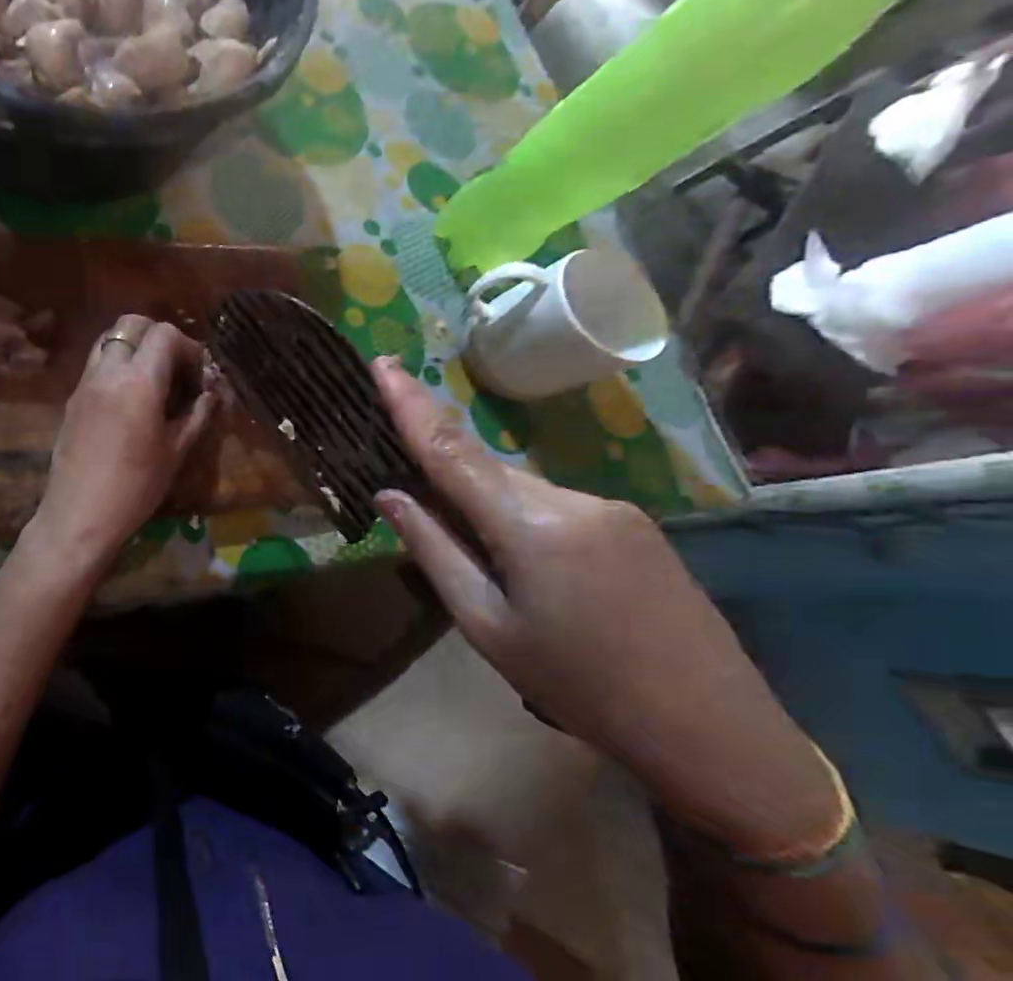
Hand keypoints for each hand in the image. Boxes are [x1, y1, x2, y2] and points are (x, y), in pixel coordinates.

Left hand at [29, 316, 216, 567]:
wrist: (78, 515)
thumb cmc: (135, 488)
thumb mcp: (176, 451)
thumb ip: (197, 414)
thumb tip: (212, 393)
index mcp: (137, 381)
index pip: (164, 334)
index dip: (188, 347)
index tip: (198, 376)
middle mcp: (107, 372)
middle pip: (131, 324)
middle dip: (159, 337)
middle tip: (176, 370)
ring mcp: (84, 384)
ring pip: (109, 340)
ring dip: (134, 348)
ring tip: (152, 382)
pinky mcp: (71, 400)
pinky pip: (96, 365)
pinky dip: (116, 366)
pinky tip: (129, 401)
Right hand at [369, 357, 839, 858]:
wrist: (713, 732)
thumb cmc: (579, 686)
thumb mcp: (486, 626)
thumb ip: (435, 552)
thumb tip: (391, 495)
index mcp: (531, 526)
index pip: (452, 450)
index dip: (410, 405)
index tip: (381, 362)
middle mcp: (574, 500)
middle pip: (484, 470)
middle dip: (443, 479)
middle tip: (415, 516)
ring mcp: (612, 510)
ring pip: (518, 488)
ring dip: (484, 509)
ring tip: (486, 572)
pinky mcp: (634, 526)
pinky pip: (553, 506)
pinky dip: (519, 521)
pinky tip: (528, 573)